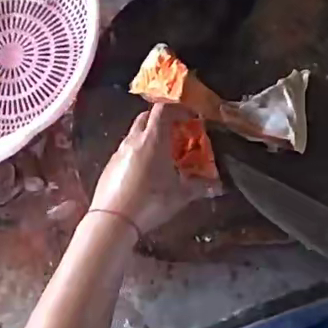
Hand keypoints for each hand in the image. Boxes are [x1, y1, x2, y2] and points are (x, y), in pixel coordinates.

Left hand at [90, 103, 219, 236]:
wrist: (112, 219)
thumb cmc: (150, 201)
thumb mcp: (180, 195)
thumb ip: (200, 187)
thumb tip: (218, 186)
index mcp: (153, 139)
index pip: (163, 109)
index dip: (177, 107)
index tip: (190, 115)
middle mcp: (134, 140)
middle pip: (147, 117)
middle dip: (162, 119)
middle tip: (177, 132)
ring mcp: (119, 152)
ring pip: (135, 133)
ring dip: (150, 136)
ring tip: (164, 153)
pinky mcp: (110, 165)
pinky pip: (127, 150)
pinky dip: (138, 151)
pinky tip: (146, 170)